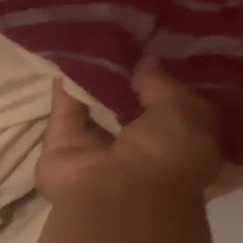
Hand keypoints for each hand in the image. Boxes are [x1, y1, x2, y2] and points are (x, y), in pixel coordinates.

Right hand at [38, 58, 223, 203]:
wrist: (116, 191)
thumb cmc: (167, 151)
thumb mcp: (182, 108)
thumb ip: (161, 84)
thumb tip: (145, 61)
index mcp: (173, 139)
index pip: (167, 106)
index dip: (161, 82)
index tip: (153, 57)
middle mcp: (133, 144)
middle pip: (125, 108)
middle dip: (122, 83)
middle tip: (119, 51)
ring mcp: (94, 147)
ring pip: (92, 111)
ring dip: (91, 86)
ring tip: (91, 54)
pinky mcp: (61, 147)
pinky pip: (64, 116)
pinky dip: (64, 95)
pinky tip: (66, 69)